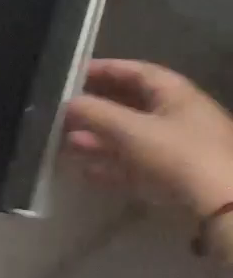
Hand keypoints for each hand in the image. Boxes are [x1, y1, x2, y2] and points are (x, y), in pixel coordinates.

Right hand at [64, 59, 232, 217]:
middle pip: (133, 103)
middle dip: (95, 105)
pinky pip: (138, 161)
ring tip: (68, 142)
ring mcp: (185, 149)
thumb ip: (91, 110)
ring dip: (98, 135)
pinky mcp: (181, 175)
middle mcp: (185, 119)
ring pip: (133, 134)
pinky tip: (88, 169)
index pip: (139, 71)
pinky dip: (112, 161)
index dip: (103, 68)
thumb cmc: (179, 156)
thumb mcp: (128, 128)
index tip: (69, 73)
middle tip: (62, 109)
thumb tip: (66, 103)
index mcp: (181, 98)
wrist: (224, 210)